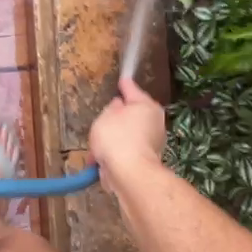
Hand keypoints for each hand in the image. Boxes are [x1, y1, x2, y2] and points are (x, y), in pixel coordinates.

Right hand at [89, 76, 166, 192]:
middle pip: (132, 115)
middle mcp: (154, 122)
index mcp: (147, 106)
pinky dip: (116, 153)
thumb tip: (119, 105)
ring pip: (128, 135)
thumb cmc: (116, 138)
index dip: (124, 85)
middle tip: (102, 120)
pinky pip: (127, 151)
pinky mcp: (146, 159)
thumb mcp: (106, 116)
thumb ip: (112, 108)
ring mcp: (152, 142)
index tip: (122, 79)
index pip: (133, 90)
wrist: (128, 173)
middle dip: (117, 118)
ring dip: (114, 139)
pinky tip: (101, 160)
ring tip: (96, 147)